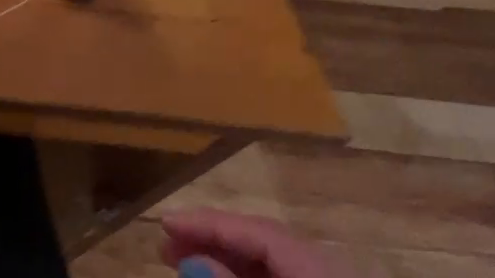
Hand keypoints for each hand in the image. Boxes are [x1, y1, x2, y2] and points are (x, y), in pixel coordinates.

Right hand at [162, 210, 347, 277]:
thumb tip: (191, 260)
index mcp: (322, 265)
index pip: (260, 231)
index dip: (210, 222)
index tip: (165, 221)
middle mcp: (329, 265)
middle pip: (264, 239)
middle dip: (212, 237)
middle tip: (166, 242)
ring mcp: (325, 275)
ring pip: (270, 258)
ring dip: (222, 255)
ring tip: (179, 259)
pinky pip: (279, 274)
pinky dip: (243, 273)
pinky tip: (215, 274)